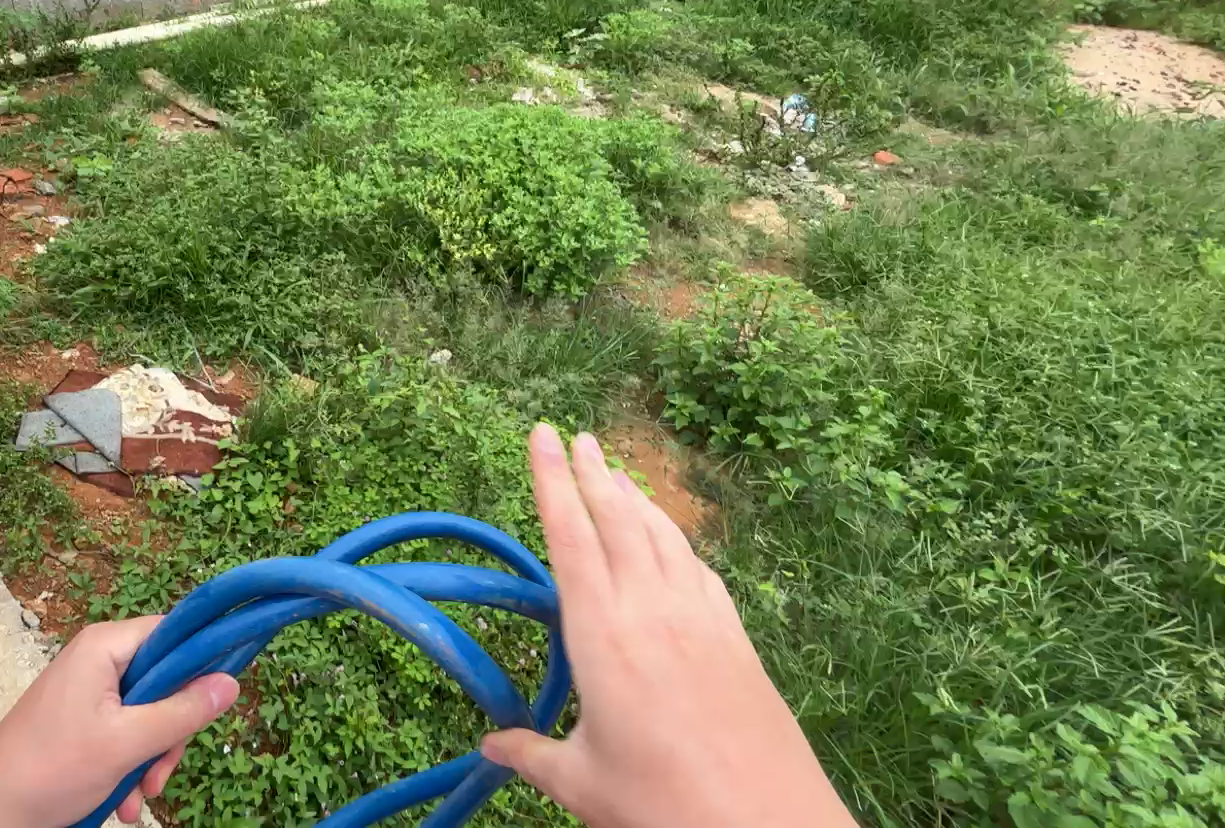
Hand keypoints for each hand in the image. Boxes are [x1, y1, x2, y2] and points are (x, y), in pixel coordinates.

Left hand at [0, 615, 238, 827]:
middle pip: (163, 679)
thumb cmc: (50, 770)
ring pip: (147, 712)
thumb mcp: (126, 744)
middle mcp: (99, 659)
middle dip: (169, 731)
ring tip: (137, 799)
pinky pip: (124, 730)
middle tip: (160, 773)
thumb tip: (232, 683)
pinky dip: (129, 764)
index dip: (198, 661)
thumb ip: (182, 713)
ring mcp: (89, 690)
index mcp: (106, 646)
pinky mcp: (82, 720)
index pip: (171, 632)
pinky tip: (122, 802)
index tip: (215, 699)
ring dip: (150, 757)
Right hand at [480, 425, 855, 827]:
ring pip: (660, 534)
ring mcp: (698, 617)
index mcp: (601, 633)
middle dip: (591, 471)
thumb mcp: (585, 785)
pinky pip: (698, 567)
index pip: (569, 536)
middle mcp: (649, 608)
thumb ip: (533, 756)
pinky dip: (675, 538)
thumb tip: (489, 747)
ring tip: (615, 471)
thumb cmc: (665, 805)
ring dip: (634, 496)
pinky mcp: (735, 636)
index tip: (542, 434)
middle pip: (616, 519)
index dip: (552, 479)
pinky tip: (670, 538)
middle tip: (576, 434)